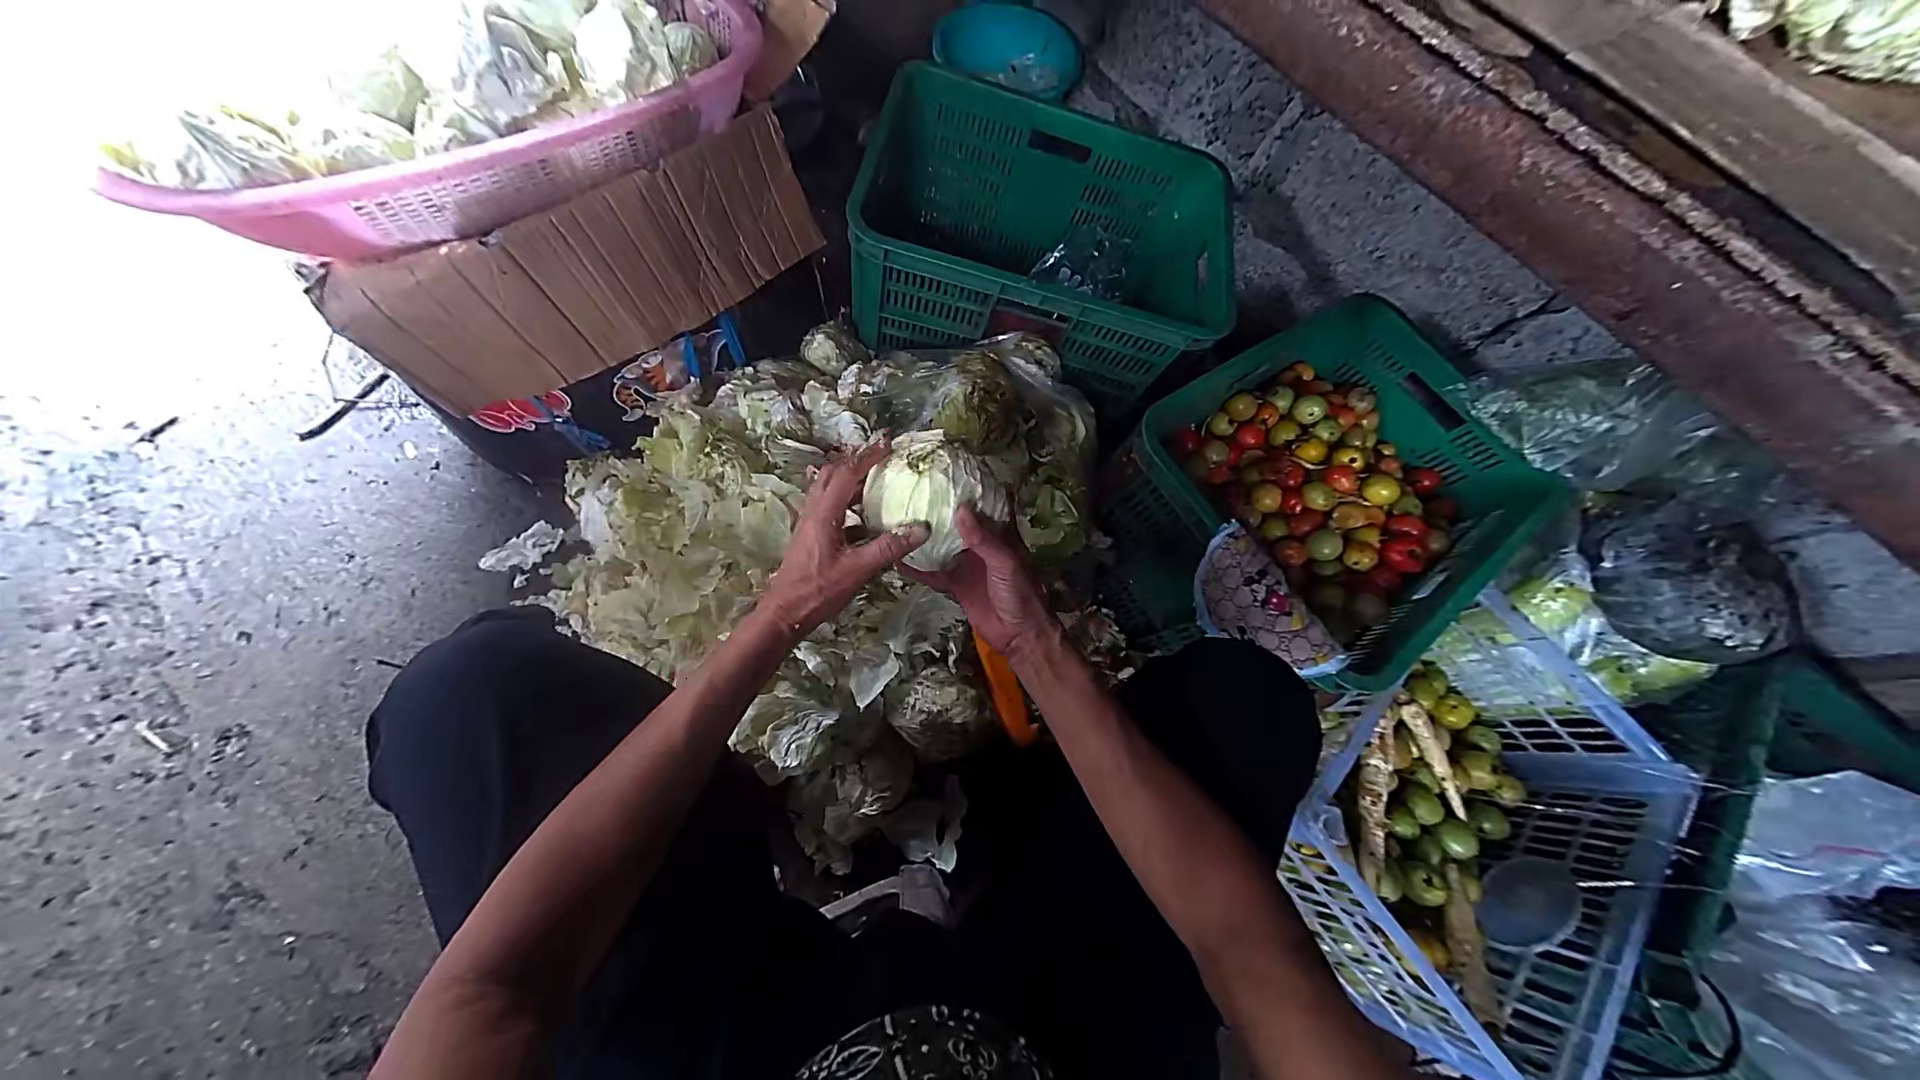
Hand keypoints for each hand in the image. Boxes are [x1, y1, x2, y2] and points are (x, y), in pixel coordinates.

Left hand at [761, 441, 927, 636]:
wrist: (785, 614)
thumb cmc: (818, 591)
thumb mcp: (858, 570)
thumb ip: (889, 548)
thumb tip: (921, 529)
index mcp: (823, 514)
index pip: (846, 474)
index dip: (868, 456)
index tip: (888, 443)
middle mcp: (813, 512)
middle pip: (832, 474)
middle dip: (856, 461)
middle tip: (881, 458)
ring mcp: (809, 524)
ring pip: (828, 490)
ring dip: (851, 481)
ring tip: (877, 482)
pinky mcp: (811, 536)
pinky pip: (830, 508)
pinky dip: (848, 504)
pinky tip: (867, 518)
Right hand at [903, 504, 1060, 666]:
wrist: (1019, 635)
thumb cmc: (1021, 594)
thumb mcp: (1005, 562)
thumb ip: (983, 539)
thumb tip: (961, 510)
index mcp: (1001, 535)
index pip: (989, 506)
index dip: (976, 489)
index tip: (955, 471)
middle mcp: (982, 546)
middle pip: (960, 524)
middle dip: (943, 510)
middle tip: (918, 491)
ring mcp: (968, 565)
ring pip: (943, 546)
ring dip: (927, 536)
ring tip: (903, 519)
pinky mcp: (956, 585)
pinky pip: (934, 574)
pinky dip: (918, 568)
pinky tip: (900, 559)